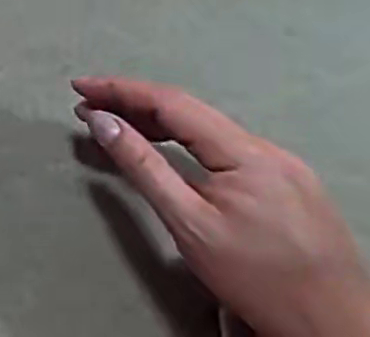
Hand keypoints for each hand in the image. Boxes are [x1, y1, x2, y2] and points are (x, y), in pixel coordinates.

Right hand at [73, 77, 369, 336]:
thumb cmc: (264, 283)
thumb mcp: (190, 224)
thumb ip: (141, 165)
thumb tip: (99, 119)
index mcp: (250, 155)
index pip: (171, 102)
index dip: (119, 89)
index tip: (78, 87)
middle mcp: (271, 153)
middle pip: (188, 110)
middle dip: (132, 102)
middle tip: (87, 106)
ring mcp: (287, 172)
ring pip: (206, 128)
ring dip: (155, 120)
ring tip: (115, 124)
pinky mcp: (291, 190)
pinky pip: (223, 148)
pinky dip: (183, 139)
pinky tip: (164, 148)